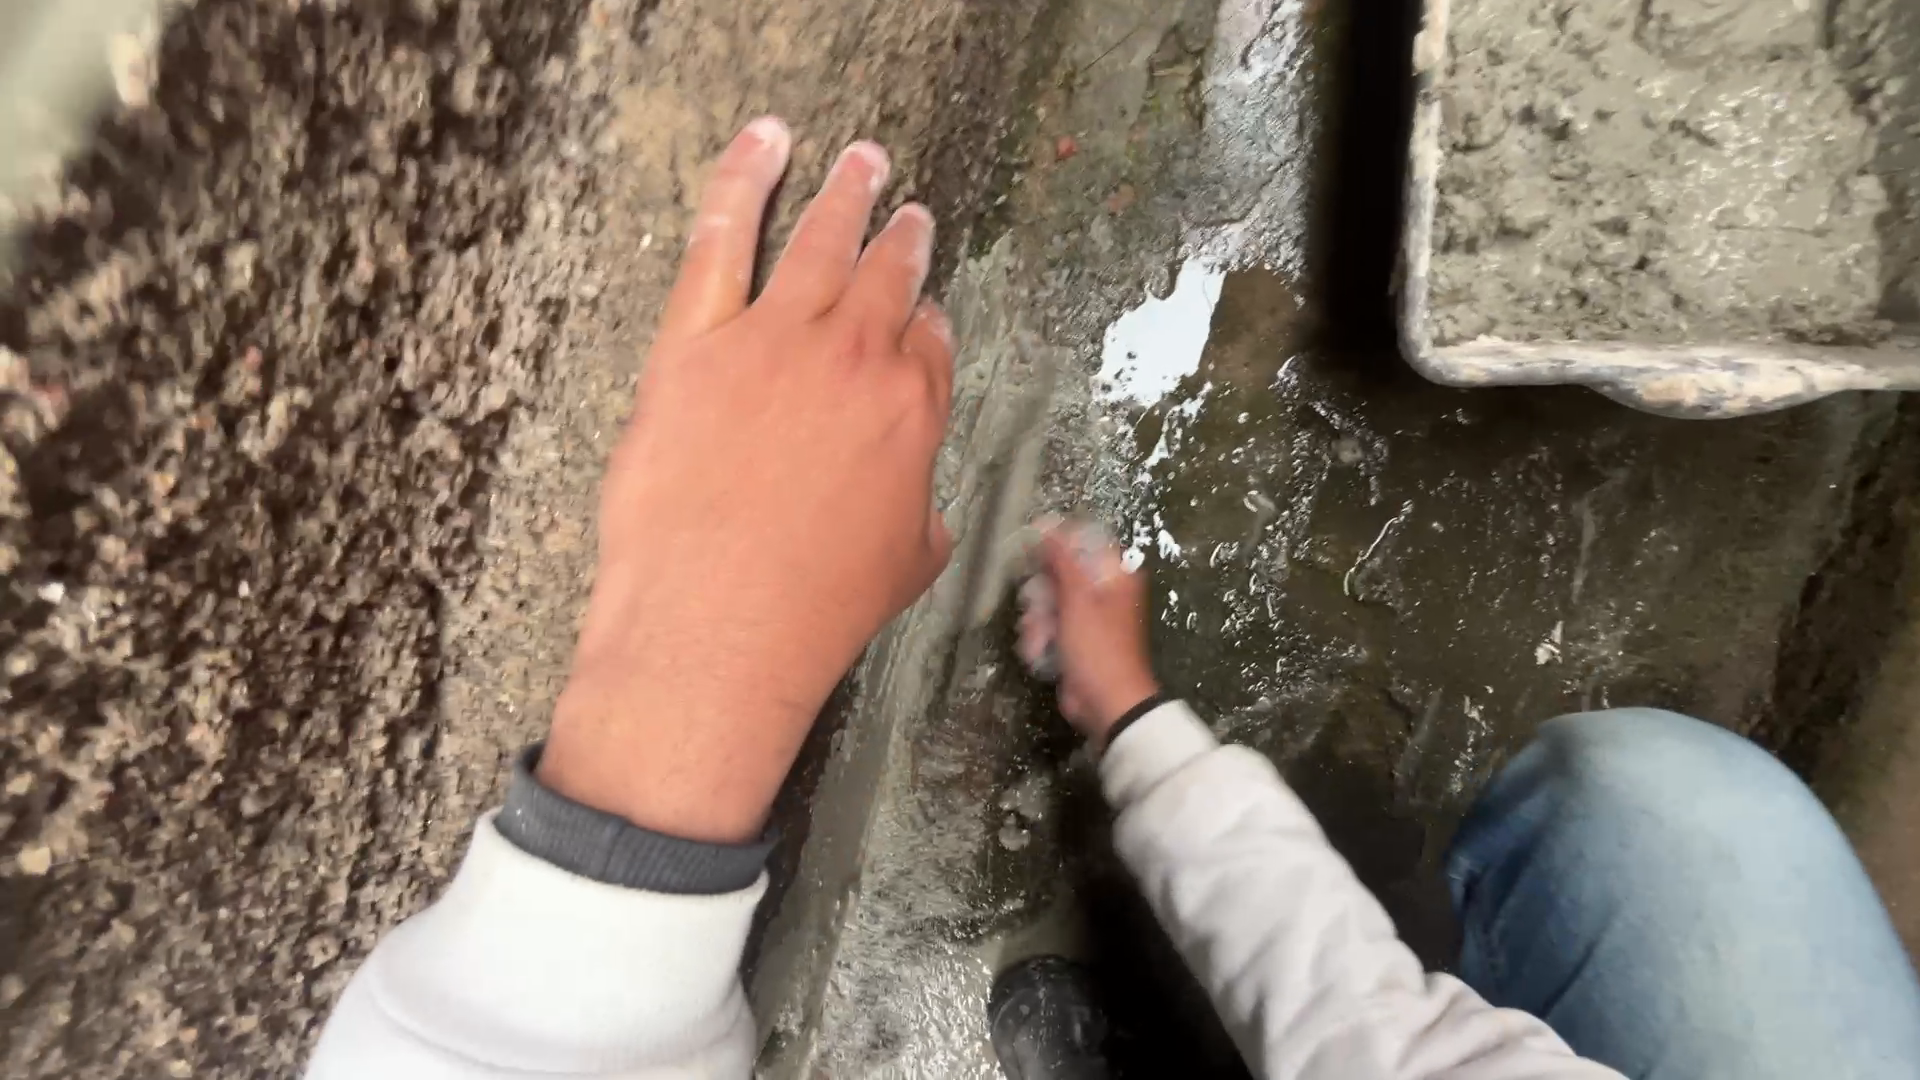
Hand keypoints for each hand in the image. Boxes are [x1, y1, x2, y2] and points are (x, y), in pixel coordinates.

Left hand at [539, 118, 954, 843]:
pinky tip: (765, 142)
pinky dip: (742, 179)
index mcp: (912, 411)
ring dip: (848, 193)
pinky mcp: (697, 344)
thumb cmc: (822, 605)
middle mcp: (856, 360)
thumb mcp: (907, 562)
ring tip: (863, 162)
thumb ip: (919, 508)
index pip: (929, 341)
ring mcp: (777, 342)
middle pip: (889, 278)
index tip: (920, 307)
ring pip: (821, 242)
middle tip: (909, 211)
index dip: (925, 320)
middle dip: (904, 239)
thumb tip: (916, 498)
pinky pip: (721, 238)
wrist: (724, 626)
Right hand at [1016, 521, 1160, 744]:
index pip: (1082, 542)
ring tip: (1041, 636)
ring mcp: (1087, 616)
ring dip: (1037, 618)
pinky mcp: (1072, 639)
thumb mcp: (1078, 599)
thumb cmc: (1097, 647)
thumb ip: (1061, 560)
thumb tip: (1047, 526)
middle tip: (1039, 605)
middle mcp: (1103, 591)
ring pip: (1048, 599)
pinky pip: (1047, 624)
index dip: (1056, 542)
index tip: (1031, 547)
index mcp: (1115, 575)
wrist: (1106, 703)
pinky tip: (1040, 649)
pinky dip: (1040, 636)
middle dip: (1042, 591)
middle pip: (1059, 572)